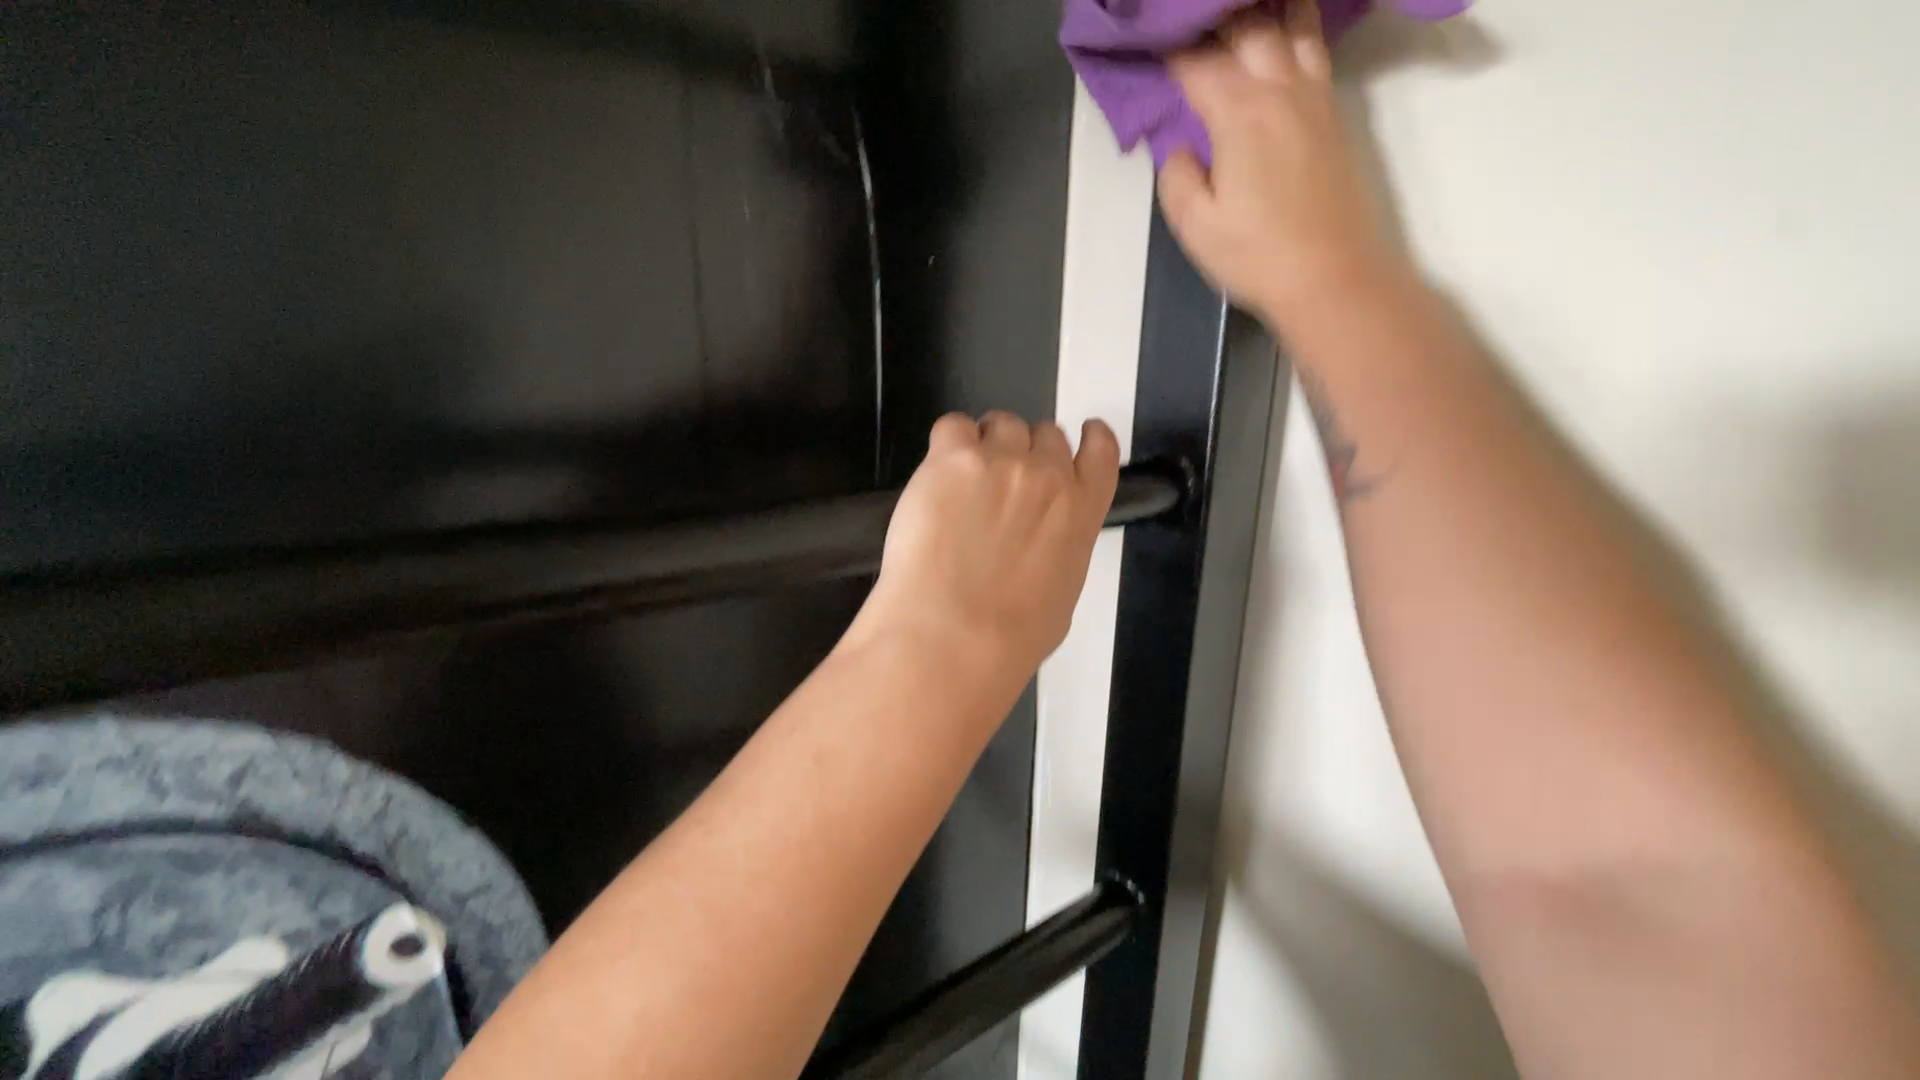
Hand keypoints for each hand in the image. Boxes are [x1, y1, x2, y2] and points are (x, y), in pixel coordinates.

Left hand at [853, 412, 1120, 676]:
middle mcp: (1046, 476)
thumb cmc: (1010, 634)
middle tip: (1000, 481)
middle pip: (1046, 434)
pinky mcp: (952, 459)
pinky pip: (953, 426)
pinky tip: (938, 473)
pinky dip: (948, 443)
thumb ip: (1061, 548)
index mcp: (1081, 510)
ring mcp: (1000, 462)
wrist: (954, 633)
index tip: (1085, 434)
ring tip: (964, 478)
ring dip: (987, 443)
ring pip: (1002, 424)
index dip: (1091, 437)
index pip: (1101, 451)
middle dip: (1026, 452)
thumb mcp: (1061, 592)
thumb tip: (1043, 543)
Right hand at [1158, 1, 1404, 320]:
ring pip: (1293, 23)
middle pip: (1249, 25)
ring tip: (1240, 13)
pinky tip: (1280, 32)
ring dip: (1264, 12)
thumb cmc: (1258, 257)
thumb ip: (1179, 178)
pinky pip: (1314, 49)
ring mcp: (1314, 98)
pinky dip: (1294, 28)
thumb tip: (1183, 150)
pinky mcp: (1334, 115)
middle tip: (1189, 21)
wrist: (1332, 278)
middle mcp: (1281, 91)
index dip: (1170, 46)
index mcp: (1241, 114)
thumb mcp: (1196, 226)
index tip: (1148, 42)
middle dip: (1215, 17)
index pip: (1198, 61)